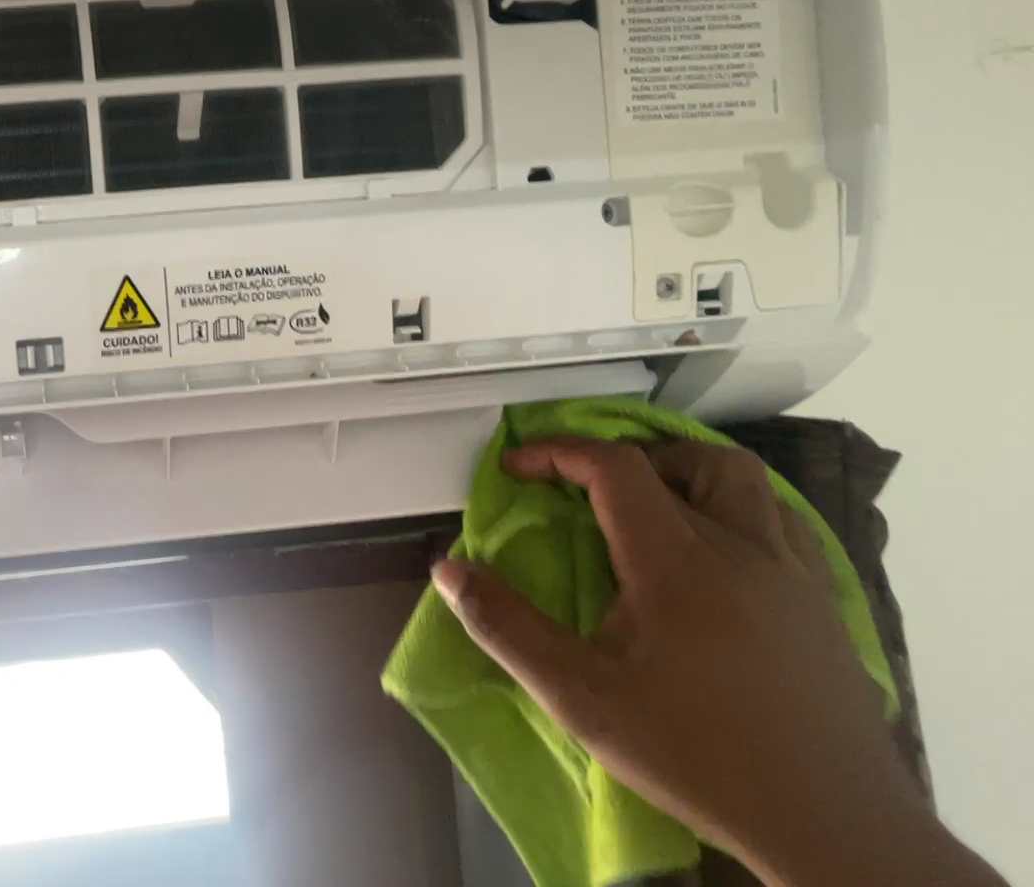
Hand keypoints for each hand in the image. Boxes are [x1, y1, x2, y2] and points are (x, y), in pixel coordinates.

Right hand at [431, 438, 1002, 886]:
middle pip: (698, 460)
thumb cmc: (693, 752)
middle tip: (593, 488)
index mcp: (677, 562)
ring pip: (752, 486)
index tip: (516, 470)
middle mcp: (744, 551)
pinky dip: (737, 515)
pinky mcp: (826, 608)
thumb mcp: (577, 695)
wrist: (832, 827)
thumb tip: (448, 569)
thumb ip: (504, 626)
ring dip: (690, 478)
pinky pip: (784, 527)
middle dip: (634, 457)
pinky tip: (715, 559)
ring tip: (651, 514)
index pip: (616, 468)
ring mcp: (796, 577)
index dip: (557, 453)